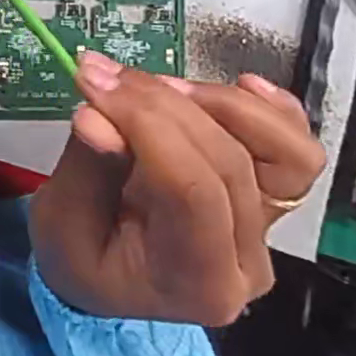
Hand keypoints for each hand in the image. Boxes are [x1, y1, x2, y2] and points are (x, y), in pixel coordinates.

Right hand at [29, 53, 325, 325]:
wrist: (103, 279)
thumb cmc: (76, 259)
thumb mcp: (60, 225)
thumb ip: (85, 172)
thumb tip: (96, 115)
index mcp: (196, 281)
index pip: (191, 191)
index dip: (145, 125)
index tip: (92, 83)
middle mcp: (246, 259)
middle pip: (228, 162)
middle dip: (161, 104)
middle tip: (102, 73)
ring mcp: (265, 229)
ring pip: (284, 154)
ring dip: (221, 104)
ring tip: (157, 83)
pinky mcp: (269, 200)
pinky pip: (294, 151)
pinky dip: (271, 112)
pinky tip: (242, 83)